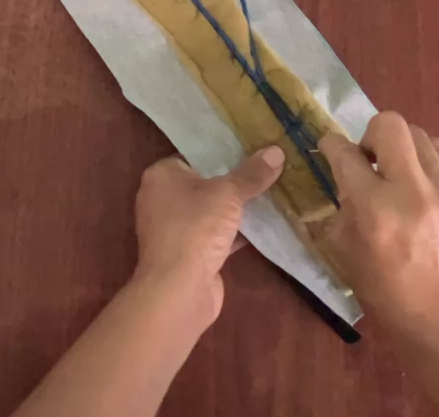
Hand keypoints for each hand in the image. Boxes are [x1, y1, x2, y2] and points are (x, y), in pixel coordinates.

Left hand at [132, 146, 284, 323]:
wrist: (179, 291)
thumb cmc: (195, 227)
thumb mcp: (228, 194)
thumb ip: (252, 174)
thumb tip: (277, 150)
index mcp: (162, 175)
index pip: (194, 155)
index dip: (222, 152)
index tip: (251, 147)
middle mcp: (163, 198)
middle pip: (205, 183)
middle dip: (234, 180)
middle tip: (266, 168)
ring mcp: (175, 229)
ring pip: (211, 211)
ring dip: (236, 208)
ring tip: (271, 192)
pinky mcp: (189, 254)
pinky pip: (216, 234)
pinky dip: (236, 231)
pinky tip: (265, 225)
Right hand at [315, 112, 438, 350]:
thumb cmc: (384, 289)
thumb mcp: (344, 246)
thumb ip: (340, 198)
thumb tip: (339, 165)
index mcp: (376, 209)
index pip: (346, 153)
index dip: (332, 145)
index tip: (331, 150)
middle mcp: (413, 192)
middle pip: (389, 124)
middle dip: (370, 135)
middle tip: (368, 160)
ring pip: (418, 133)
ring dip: (399, 146)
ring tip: (396, 171)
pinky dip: (424, 158)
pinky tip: (419, 181)